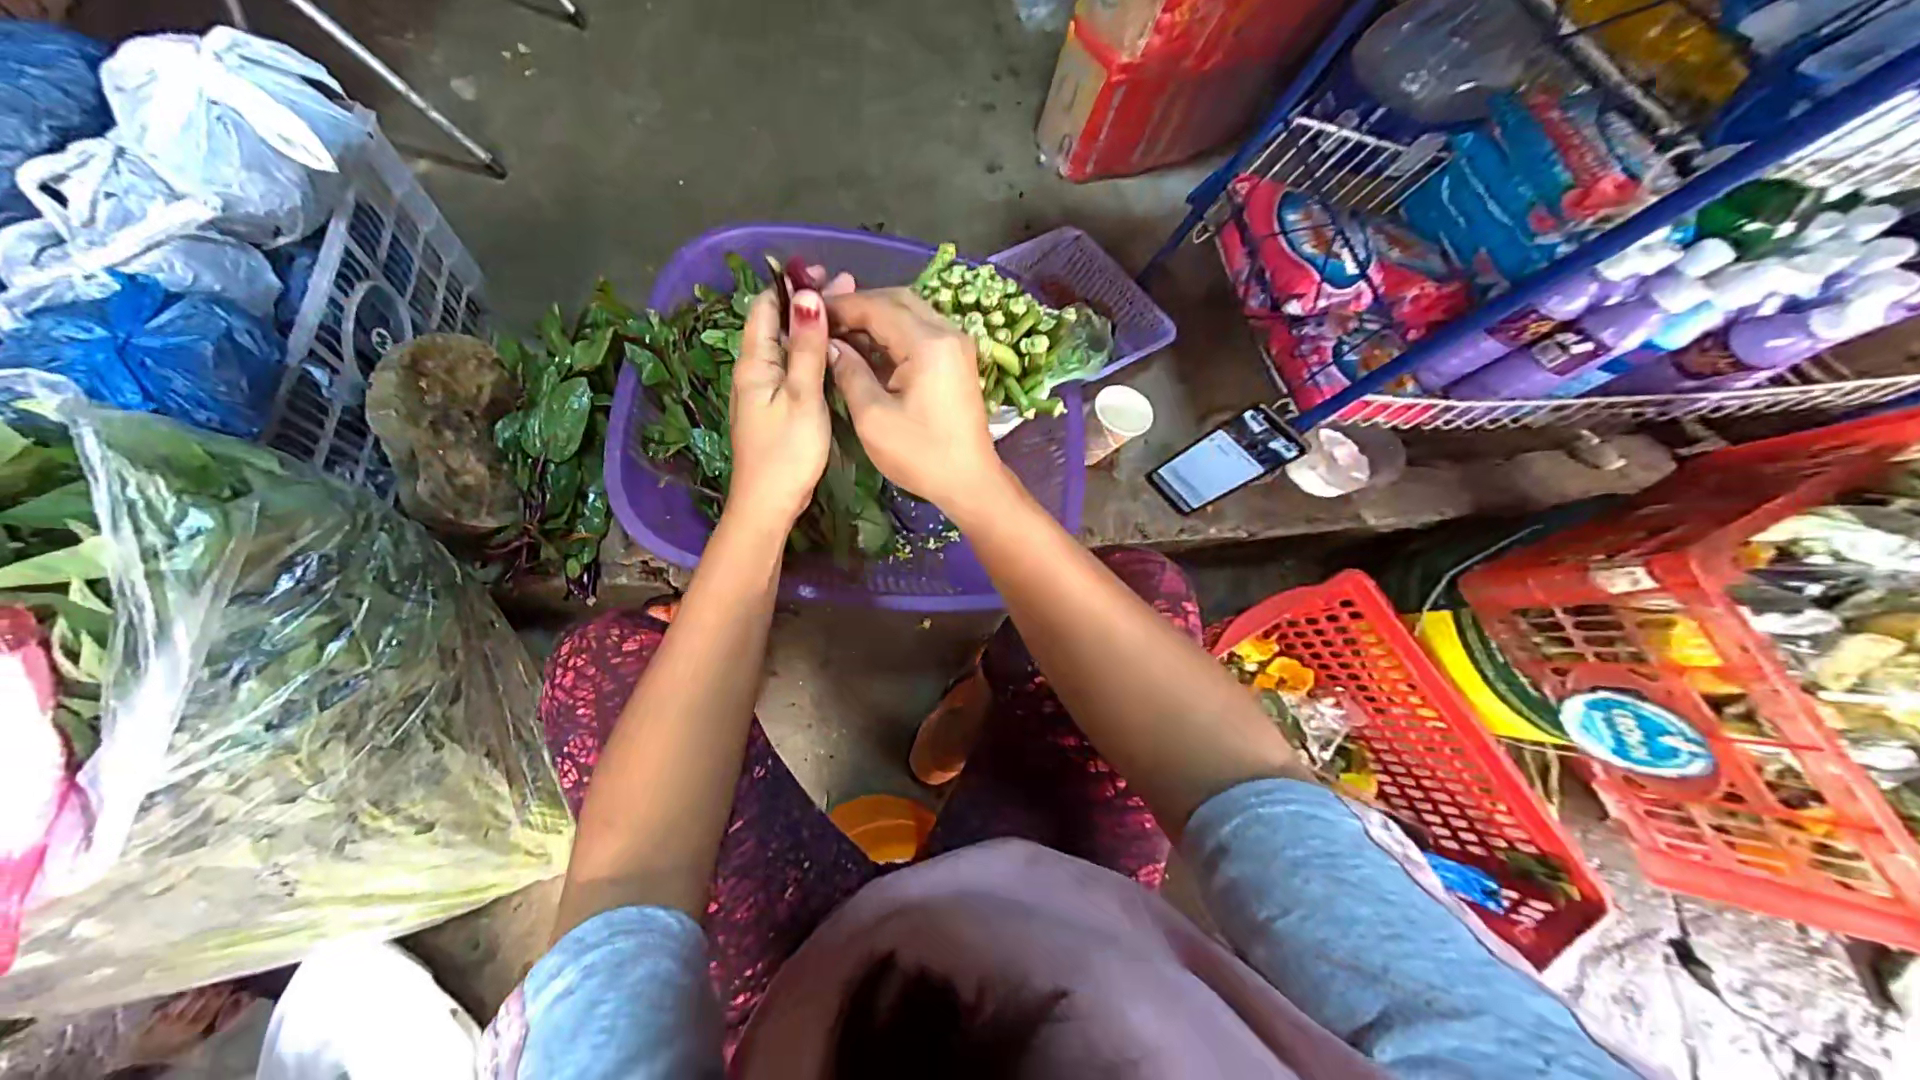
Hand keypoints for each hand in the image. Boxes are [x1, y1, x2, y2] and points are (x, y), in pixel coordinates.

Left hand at [726, 269, 851, 528]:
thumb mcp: (802, 396)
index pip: (765, 307)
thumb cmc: (787, 451)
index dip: (791, 286)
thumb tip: (808, 296)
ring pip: (788, 347)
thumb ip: (806, 347)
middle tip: (848, 286)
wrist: (770, 503)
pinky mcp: (776, 408)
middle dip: (808, 304)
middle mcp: (754, 370)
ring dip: (813, 327)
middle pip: (778, 325)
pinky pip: (793, 368)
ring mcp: (764, 391)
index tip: (825, 272)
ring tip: (849, 311)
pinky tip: (835, 352)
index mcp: (754, 362)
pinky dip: (813, 353)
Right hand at [825, 288, 1007, 511]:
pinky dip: (892, 333)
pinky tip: (867, 349)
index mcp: (929, 344)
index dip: (840, 307)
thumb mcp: (873, 418)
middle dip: (858, 307)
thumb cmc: (921, 455)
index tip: (808, 314)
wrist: (970, 482)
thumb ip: (849, 372)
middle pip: (896, 300)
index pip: (877, 307)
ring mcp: (957, 344)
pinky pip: (920, 330)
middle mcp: (948, 332)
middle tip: (823, 322)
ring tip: (839, 334)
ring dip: (875, 318)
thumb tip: (829, 344)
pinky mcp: (957, 358)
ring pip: (909, 312)